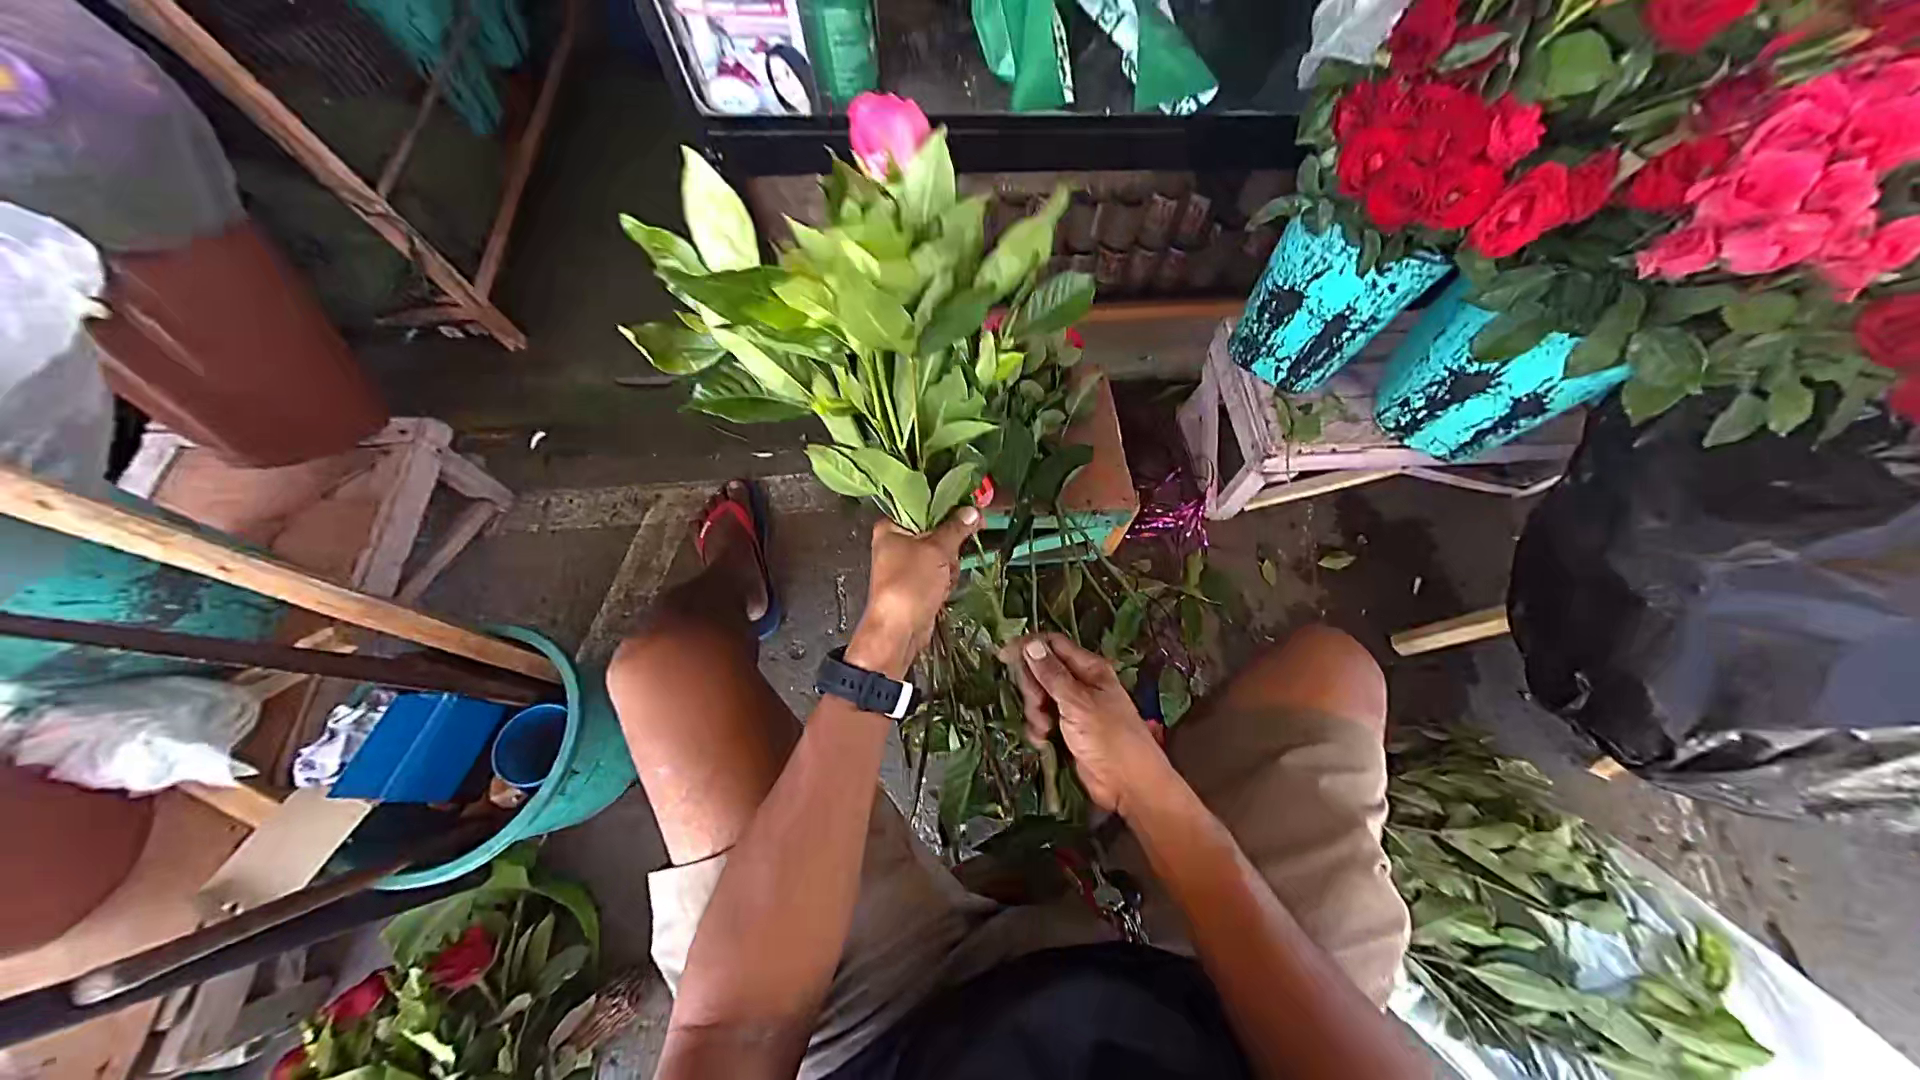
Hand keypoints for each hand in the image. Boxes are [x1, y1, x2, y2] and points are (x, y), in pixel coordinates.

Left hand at [845, 507, 982, 678]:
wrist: (900, 630)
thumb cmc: (910, 584)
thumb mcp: (937, 549)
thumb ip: (956, 528)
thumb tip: (972, 511)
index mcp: (891, 527)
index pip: (923, 506)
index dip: (947, 509)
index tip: (969, 512)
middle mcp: (895, 543)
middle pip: (936, 532)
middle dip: (949, 548)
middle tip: (949, 557)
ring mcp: (906, 565)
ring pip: (941, 554)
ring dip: (949, 567)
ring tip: (943, 579)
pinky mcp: (916, 583)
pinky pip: (939, 572)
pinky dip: (944, 581)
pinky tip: (942, 590)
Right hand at [1000, 633, 1171, 815]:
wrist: (1128, 784)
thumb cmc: (1109, 738)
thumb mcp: (1078, 702)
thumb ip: (1052, 674)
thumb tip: (1031, 645)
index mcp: (1089, 669)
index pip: (1053, 645)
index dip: (1028, 647)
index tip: (1003, 655)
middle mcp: (1080, 683)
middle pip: (1041, 671)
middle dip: (1032, 688)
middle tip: (1037, 705)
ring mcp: (1072, 707)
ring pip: (1039, 697)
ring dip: (1034, 711)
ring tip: (1044, 728)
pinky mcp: (1066, 730)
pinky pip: (1042, 719)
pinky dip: (1038, 729)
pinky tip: (1043, 741)